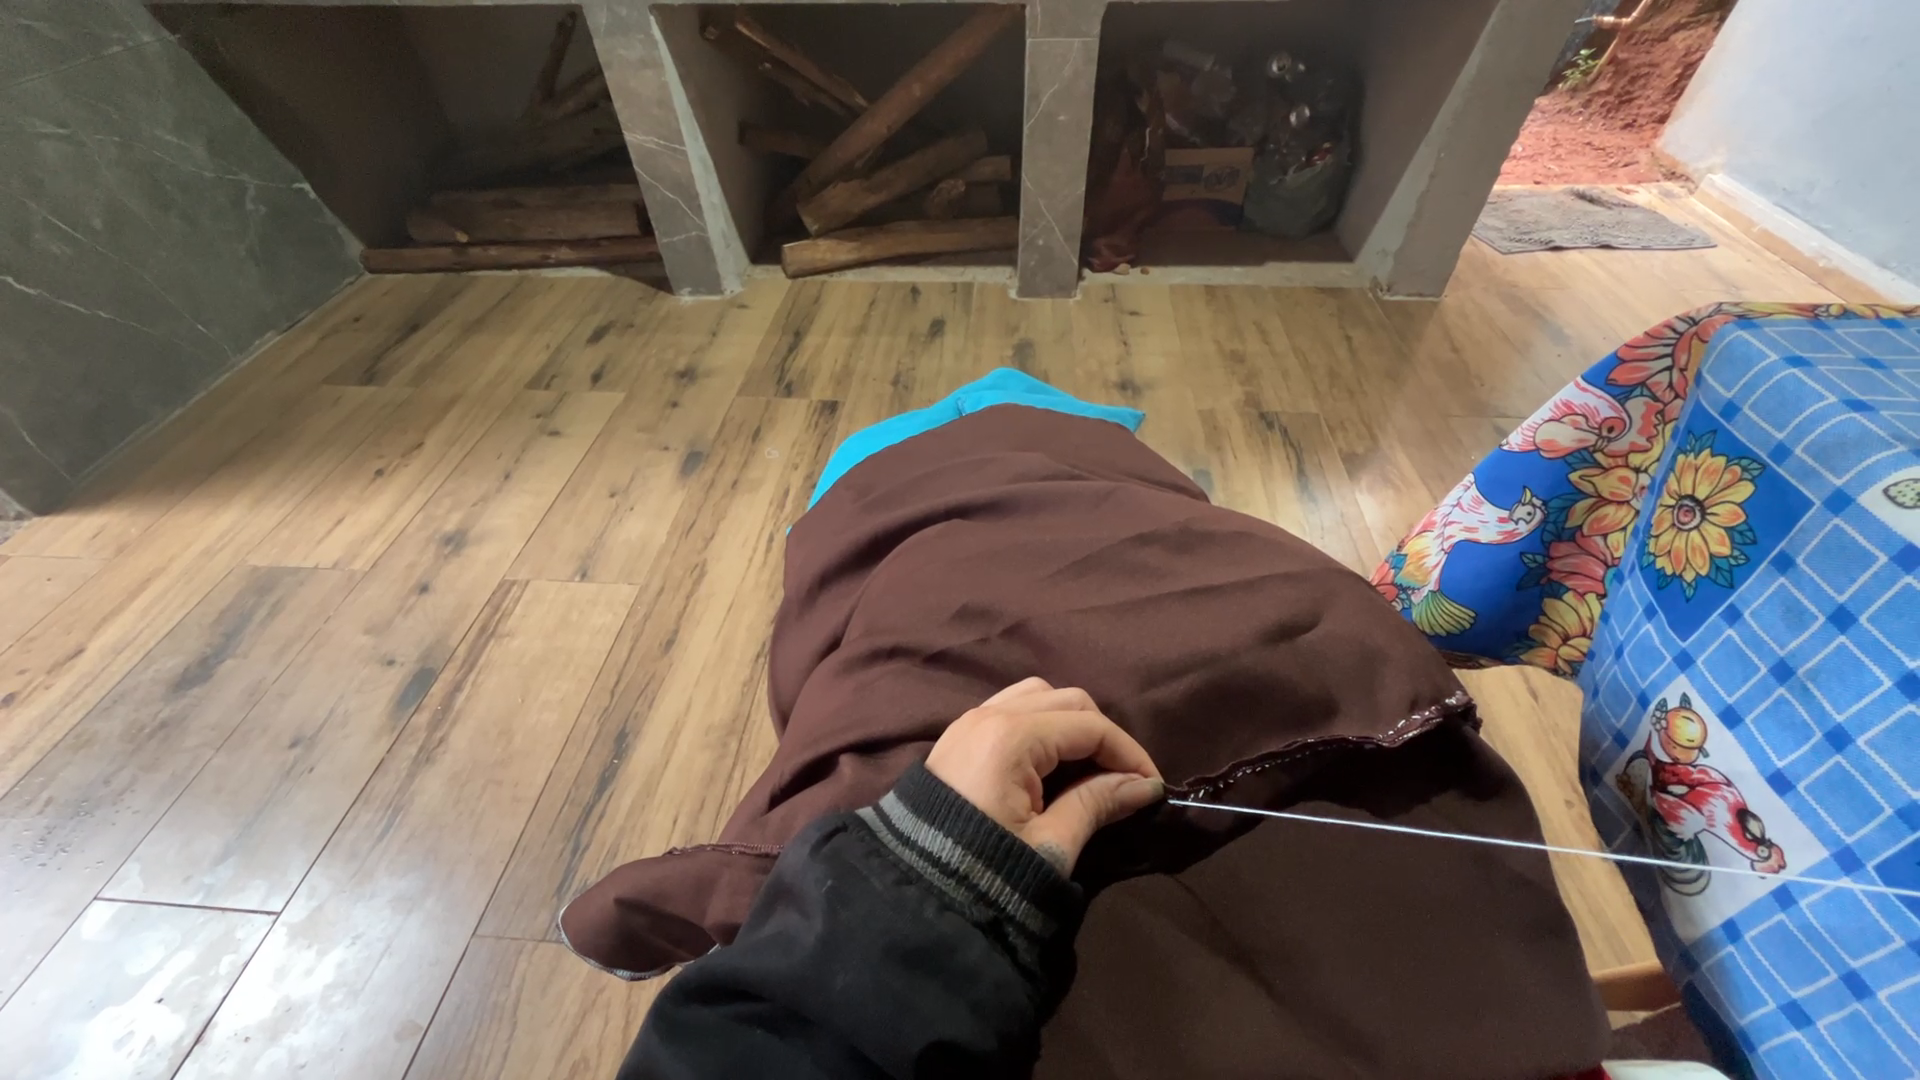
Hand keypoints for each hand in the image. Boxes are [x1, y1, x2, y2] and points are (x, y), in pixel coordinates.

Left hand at [925, 677, 1164, 877]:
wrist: (912, 890)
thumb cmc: (984, 870)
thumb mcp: (1050, 846)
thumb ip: (1097, 804)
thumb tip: (1143, 786)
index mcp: (1012, 736)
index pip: (1089, 726)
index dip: (1128, 753)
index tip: (1152, 787)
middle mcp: (990, 714)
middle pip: (1067, 700)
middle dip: (1103, 735)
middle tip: (1124, 779)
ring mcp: (970, 720)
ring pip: (1038, 695)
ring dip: (1071, 723)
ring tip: (1091, 767)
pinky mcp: (960, 734)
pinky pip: (1012, 707)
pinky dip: (1041, 722)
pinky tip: (1052, 760)